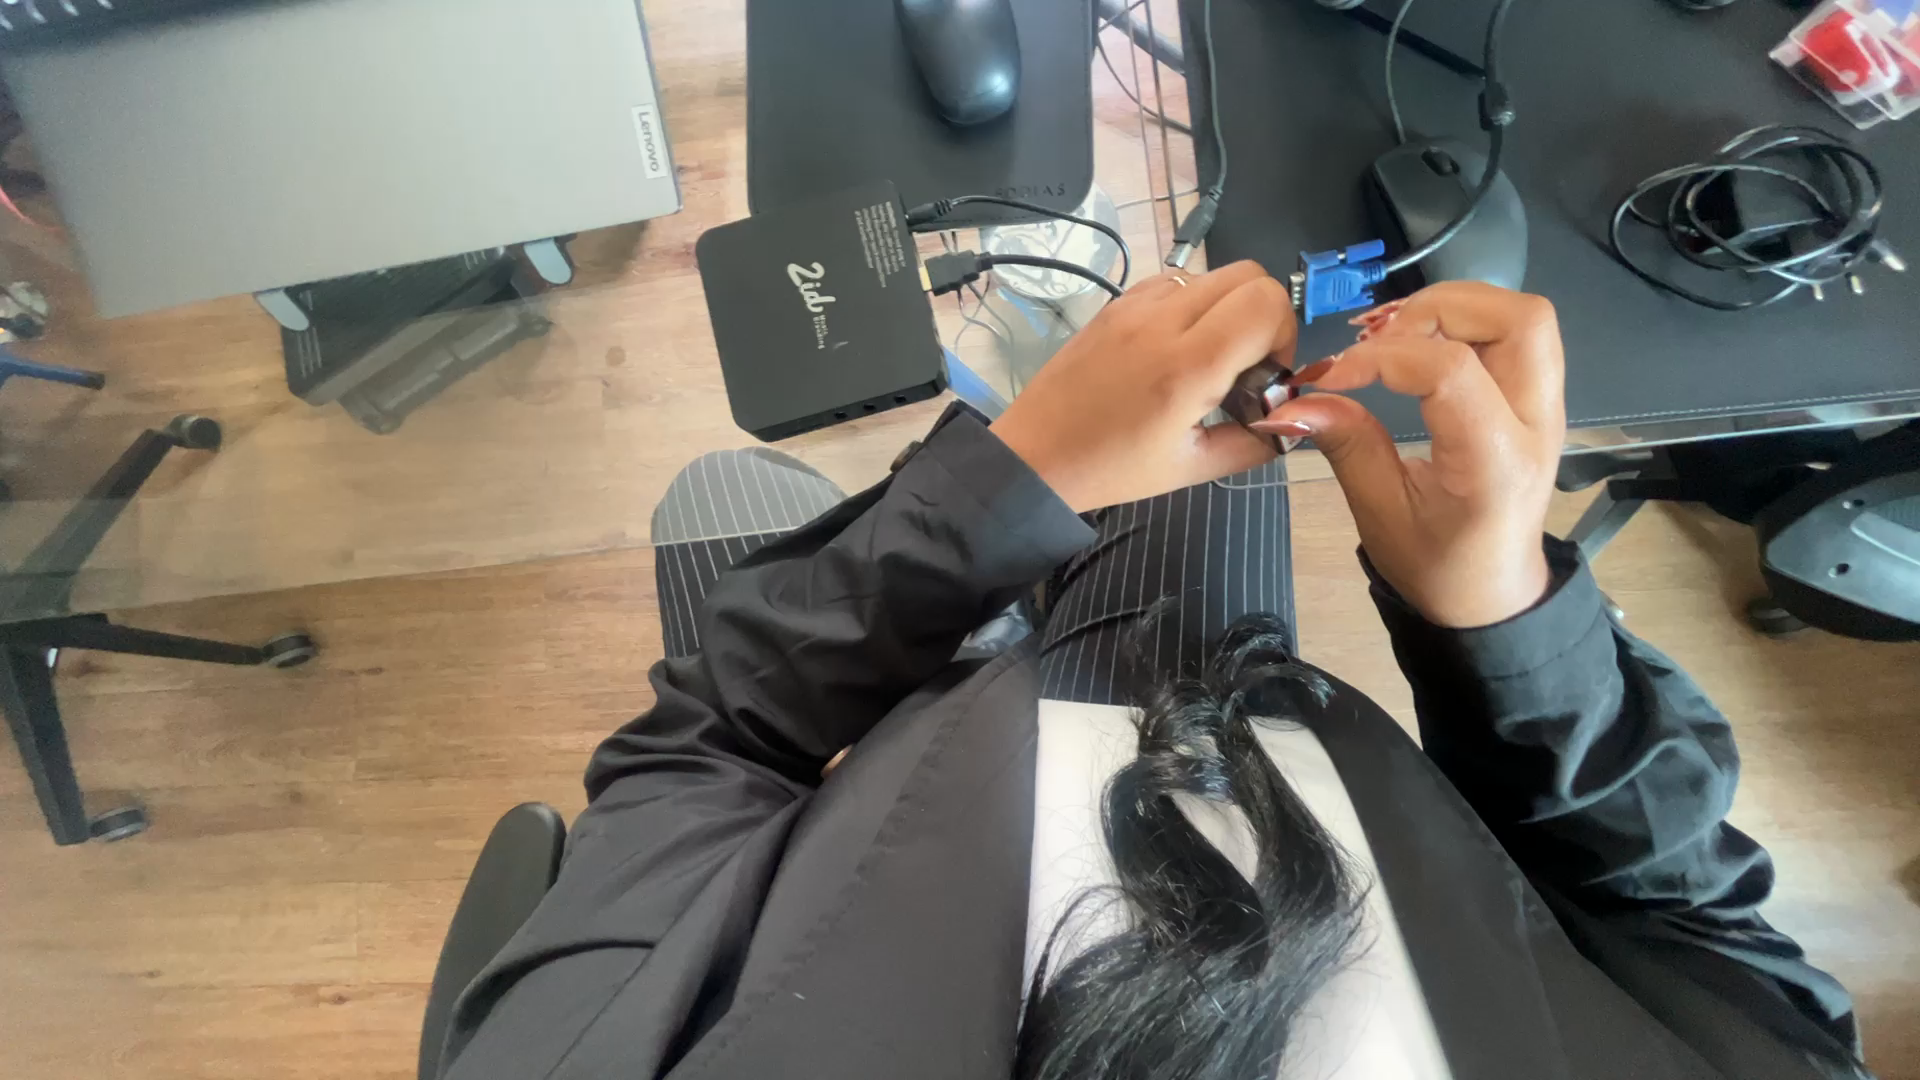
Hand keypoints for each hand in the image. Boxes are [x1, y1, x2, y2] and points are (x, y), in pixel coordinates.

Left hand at [990, 261, 1294, 512]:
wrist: (1034, 457)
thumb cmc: (1109, 470)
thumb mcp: (1188, 469)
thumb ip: (1252, 444)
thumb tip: (1291, 425)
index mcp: (1186, 366)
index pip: (1268, 302)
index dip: (1284, 334)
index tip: (1266, 374)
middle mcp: (1160, 322)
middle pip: (1248, 274)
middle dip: (1264, 314)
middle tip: (1244, 363)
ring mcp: (1130, 307)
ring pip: (1208, 273)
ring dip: (1224, 306)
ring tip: (1205, 356)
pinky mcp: (1111, 306)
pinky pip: (1169, 282)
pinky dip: (1188, 303)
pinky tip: (1171, 346)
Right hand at [1254, 283, 1565, 627]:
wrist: (1489, 592)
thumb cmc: (1431, 562)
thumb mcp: (1376, 511)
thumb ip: (1345, 443)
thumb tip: (1292, 402)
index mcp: (1493, 461)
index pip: (1448, 370)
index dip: (1377, 358)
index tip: (1324, 377)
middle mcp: (1535, 422)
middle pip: (1516, 318)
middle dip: (1433, 309)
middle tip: (1371, 339)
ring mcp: (1546, 406)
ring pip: (1523, 316)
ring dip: (1451, 309)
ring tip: (1389, 337)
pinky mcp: (1537, 399)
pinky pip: (1515, 335)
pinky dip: (1462, 324)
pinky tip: (1415, 348)